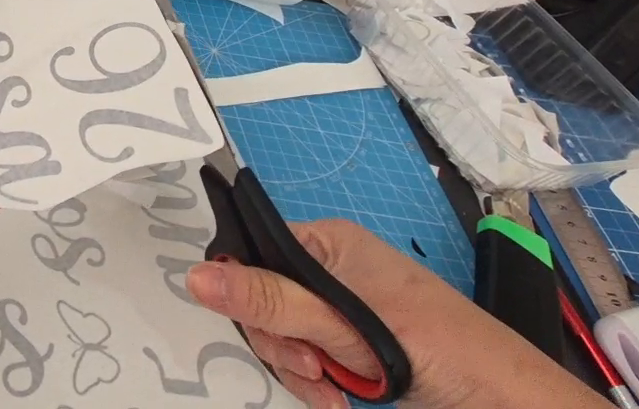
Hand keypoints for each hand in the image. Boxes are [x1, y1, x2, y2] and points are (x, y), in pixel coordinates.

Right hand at [186, 220, 608, 408]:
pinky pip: (309, 363)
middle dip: (282, 342)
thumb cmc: (444, 353)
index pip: (253, 253)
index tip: (270, 331)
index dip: (246, 293)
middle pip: (263, 300)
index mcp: (327, 244)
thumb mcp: (350, 326)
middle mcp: (330, 272)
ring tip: (339, 392)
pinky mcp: (357, 351)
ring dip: (302, 371)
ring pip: (283, 337)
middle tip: (318, 369)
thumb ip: (269, 302)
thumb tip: (194, 277)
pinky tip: (344, 401)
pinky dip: (319, 387)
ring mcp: (344, 313)